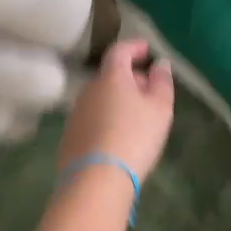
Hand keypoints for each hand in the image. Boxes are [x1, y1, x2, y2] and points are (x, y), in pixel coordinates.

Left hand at [60, 40, 174, 178]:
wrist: (95, 183)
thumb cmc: (134, 137)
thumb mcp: (160, 108)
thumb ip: (162, 82)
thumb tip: (159, 64)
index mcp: (111, 77)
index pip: (119, 50)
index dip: (134, 47)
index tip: (147, 51)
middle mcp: (88, 90)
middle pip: (110, 75)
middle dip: (129, 78)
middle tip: (148, 90)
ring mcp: (75, 115)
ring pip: (100, 99)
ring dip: (116, 101)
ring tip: (135, 117)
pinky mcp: (69, 139)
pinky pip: (91, 120)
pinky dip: (105, 120)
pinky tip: (117, 139)